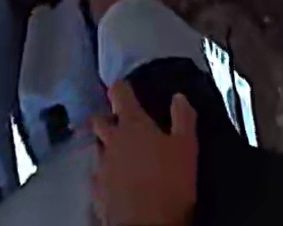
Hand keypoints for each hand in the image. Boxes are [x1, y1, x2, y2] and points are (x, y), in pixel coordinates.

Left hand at [93, 82, 197, 225]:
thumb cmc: (168, 183)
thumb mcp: (186, 147)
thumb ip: (183, 118)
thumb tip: (178, 96)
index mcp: (131, 124)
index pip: (118, 92)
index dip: (121, 88)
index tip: (125, 90)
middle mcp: (111, 140)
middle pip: (99, 119)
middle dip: (106, 118)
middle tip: (119, 124)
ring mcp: (101, 167)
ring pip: (96, 148)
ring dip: (105, 148)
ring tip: (118, 156)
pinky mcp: (96, 194)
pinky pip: (96, 177)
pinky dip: (103, 176)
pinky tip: (113, 183)